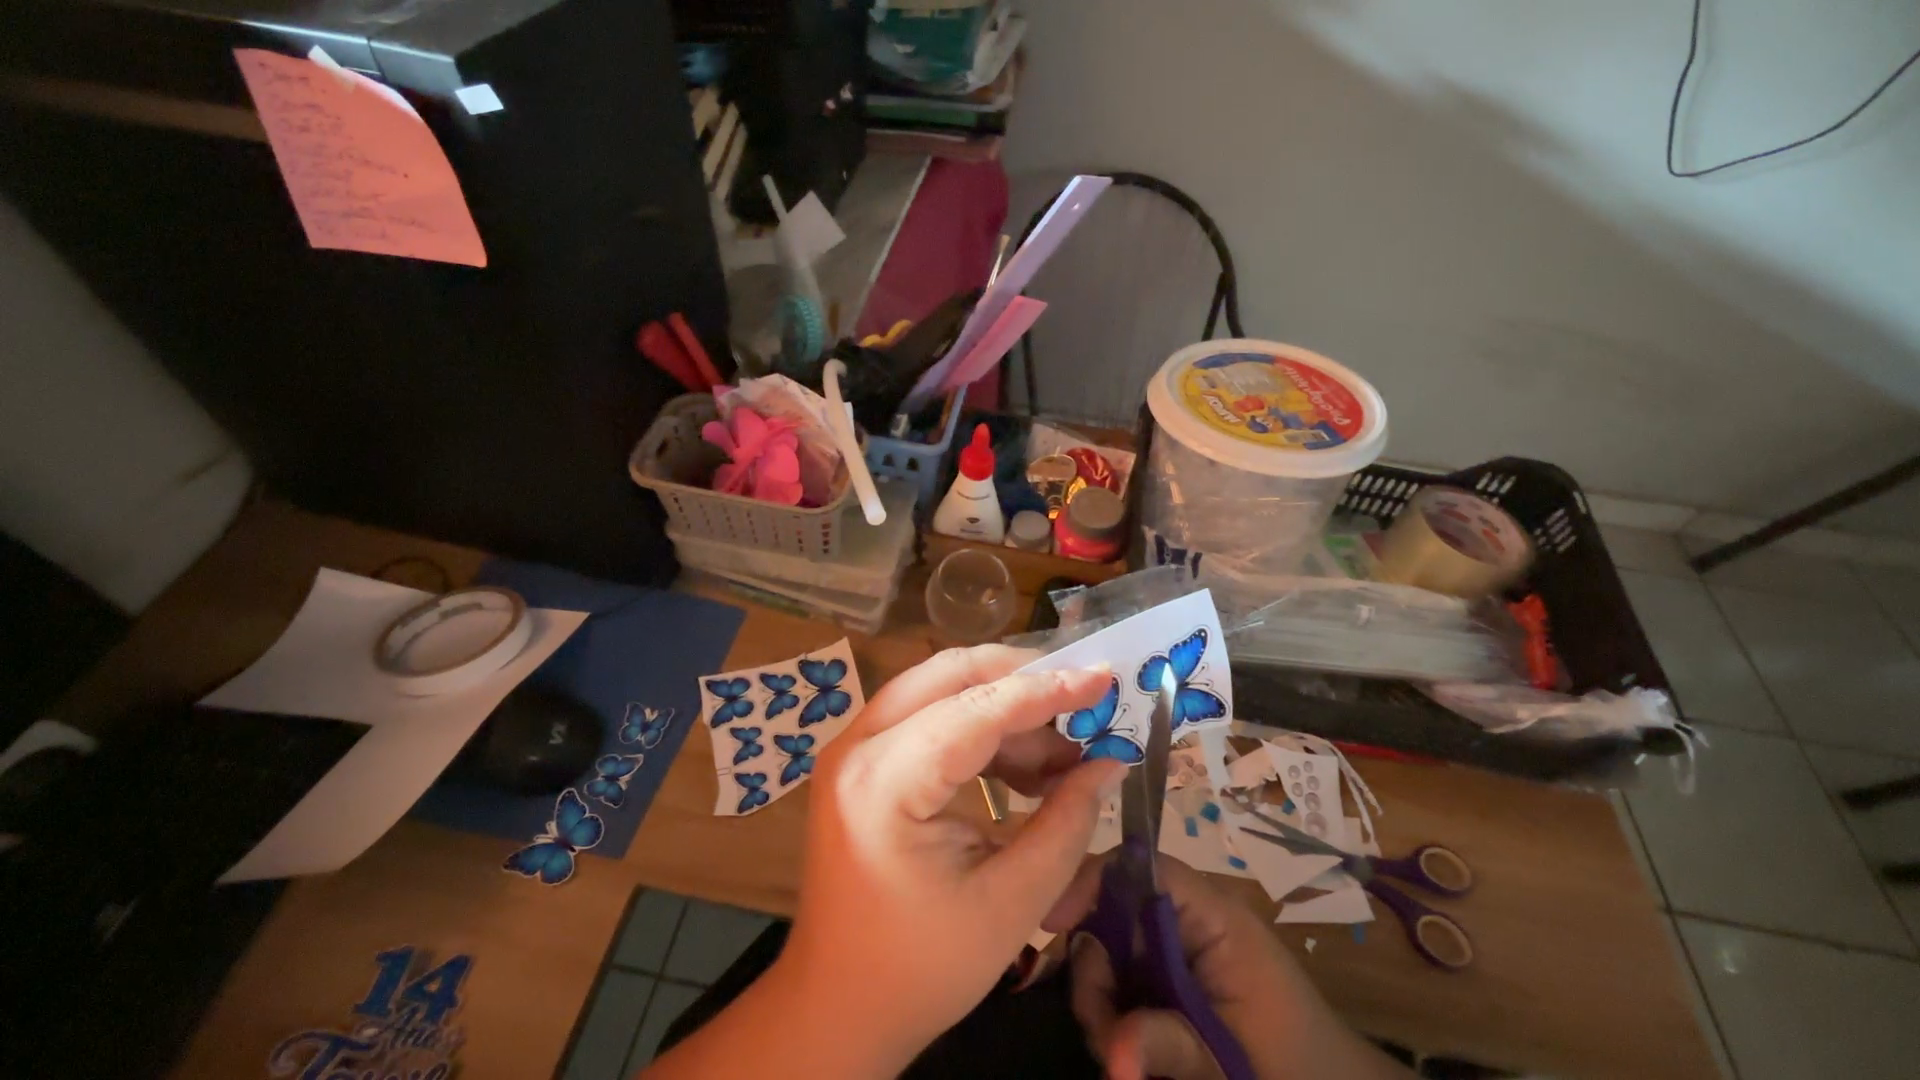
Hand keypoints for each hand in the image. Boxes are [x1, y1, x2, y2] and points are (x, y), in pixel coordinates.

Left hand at [771, 646, 1127, 1071]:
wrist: (838, 1005)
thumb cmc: (921, 968)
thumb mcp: (1011, 904)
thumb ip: (1067, 823)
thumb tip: (1110, 762)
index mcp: (883, 782)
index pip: (977, 708)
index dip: (1047, 689)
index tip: (1106, 677)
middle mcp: (857, 747)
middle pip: (949, 675)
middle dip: (1022, 682)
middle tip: (1085, 706)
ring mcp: (851, 750)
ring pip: (938, 690)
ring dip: (1004, 710)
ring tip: (1064, 756)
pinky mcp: (860, 764)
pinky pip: (927, 720)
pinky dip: (979, 732)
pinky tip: (1025, 772)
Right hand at [1050, 855, 1410, 1079]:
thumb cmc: (1298, 1070)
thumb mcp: (1232, 1062)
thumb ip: (1171, 1047)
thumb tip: (1113, 1054)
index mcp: (1214, 918)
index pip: (1141, 868)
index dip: (1089, 881)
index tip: (1048, 923)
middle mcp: (1188, 923)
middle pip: (1111, 913)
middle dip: (1092, 969)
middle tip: (1103, 1031)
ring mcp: (1176, 953)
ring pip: (1109, 953)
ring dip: (1100, 1003)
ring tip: (1124, 1057)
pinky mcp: (1170, 983)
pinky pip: (1122, 982)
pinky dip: (1114, 1015)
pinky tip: (1128, 1051)